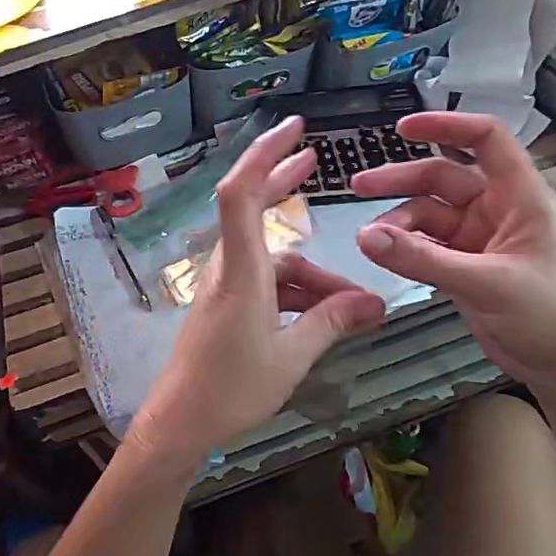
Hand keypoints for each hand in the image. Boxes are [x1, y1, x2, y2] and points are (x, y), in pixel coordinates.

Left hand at [126, 117, 386, 472]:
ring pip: (276, 262)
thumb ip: (332, 323)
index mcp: (242, 271)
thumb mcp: (292, 357)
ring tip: (357, 307)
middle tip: (315, 158)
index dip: (264, 155)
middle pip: (256, 211)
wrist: (180, 424)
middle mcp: (230, 268)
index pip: (242, 194)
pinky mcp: (227, 306)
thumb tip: (375, 304)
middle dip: (285, 182)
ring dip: (315, 277)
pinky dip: (298, 293)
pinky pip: (268, 285)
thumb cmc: (232, 389)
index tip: (294, 131)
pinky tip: (328, 316)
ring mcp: (226, 287)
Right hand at [350, 112, 555, 392]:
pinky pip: (428, 247)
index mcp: (520, 196)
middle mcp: (498, 210)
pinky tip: (385, 255)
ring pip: (429, 216)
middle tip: (359, 188)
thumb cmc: (554, 316)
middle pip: (443, 179)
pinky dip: (405, 249)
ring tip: (370, 239)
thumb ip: (423, 259)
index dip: (446, 125)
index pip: (485, 140)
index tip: (403, 128)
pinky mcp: (467, 268)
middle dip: (401, 180)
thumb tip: (367, 236)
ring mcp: (480, 240)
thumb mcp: (486, 283)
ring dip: (398, 223)